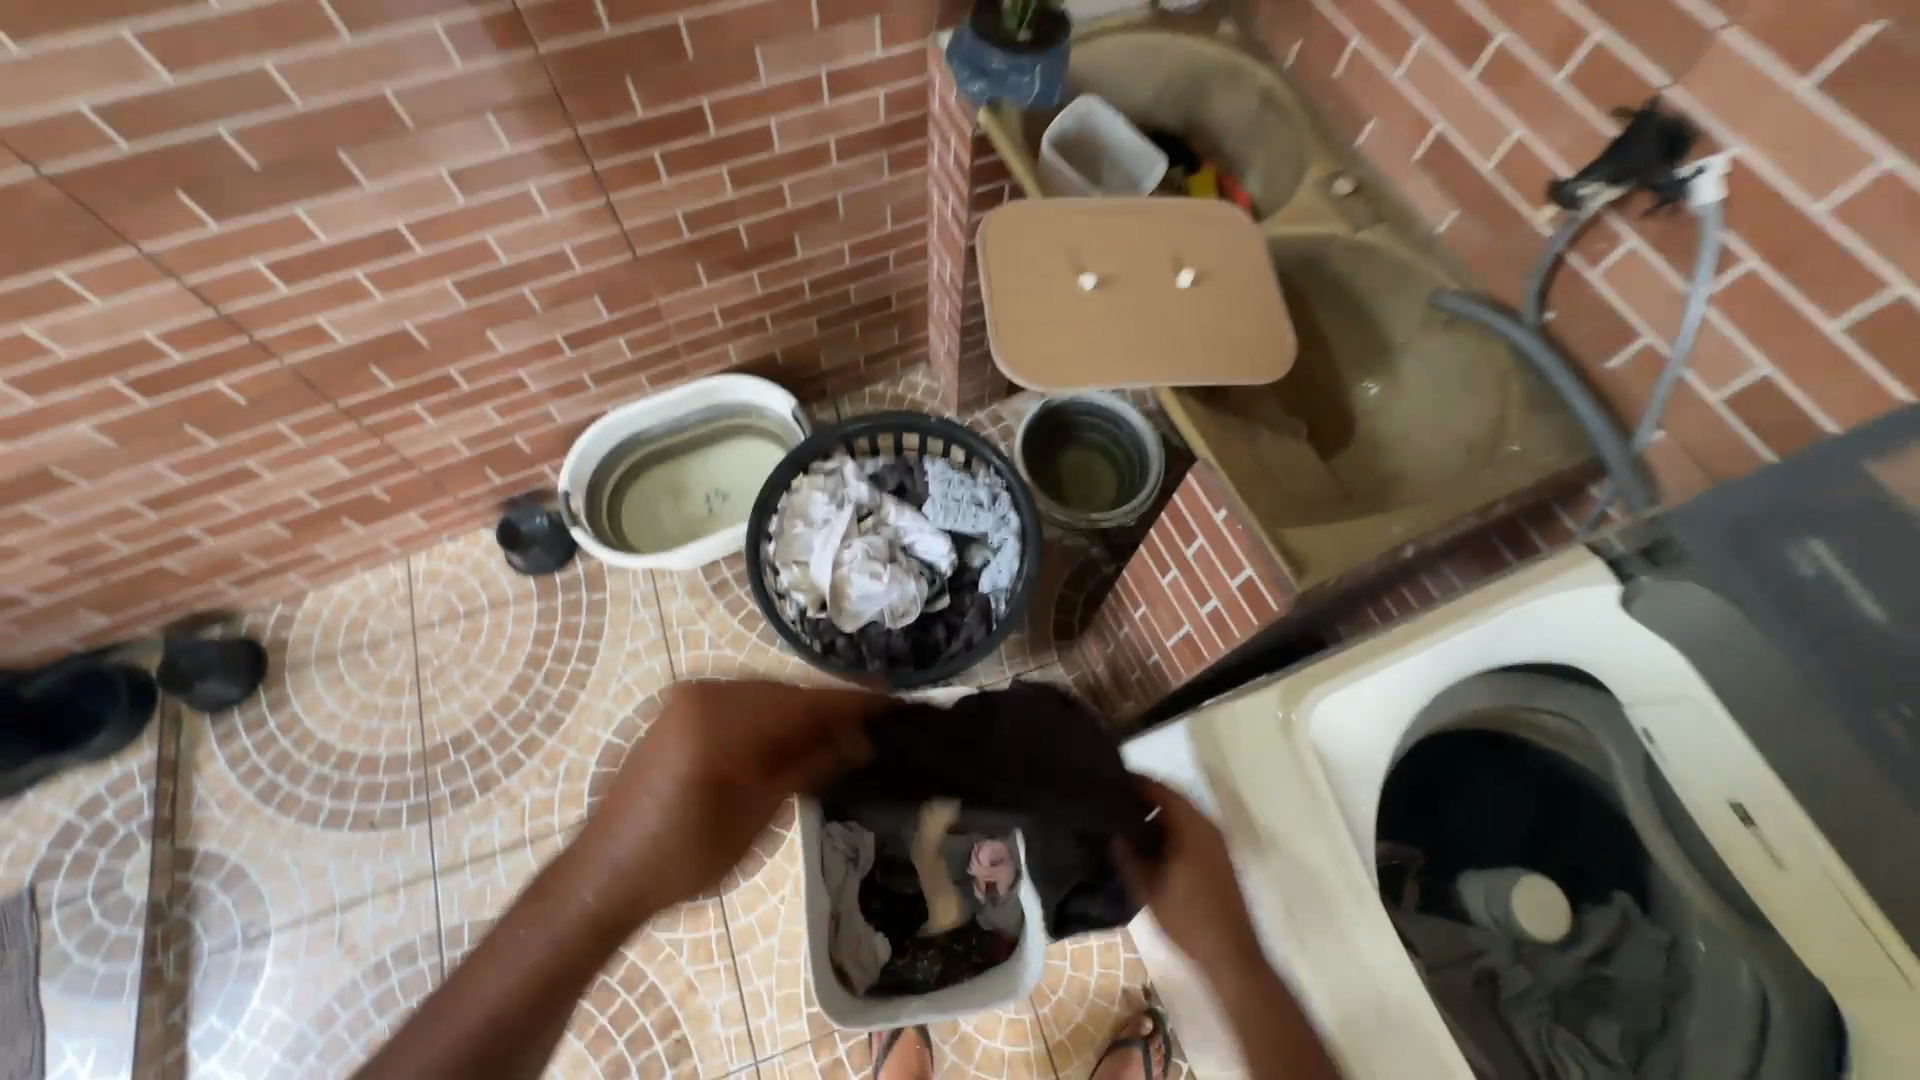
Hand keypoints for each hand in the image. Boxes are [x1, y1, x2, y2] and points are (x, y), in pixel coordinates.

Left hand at [567, 679, 881, 926]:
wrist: (606, 874)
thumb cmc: (684, 856)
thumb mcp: (757, 814)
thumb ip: (808, 765)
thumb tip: (859, 739)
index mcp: (721, 718)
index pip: (803, 702)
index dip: (852, 703)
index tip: (894, 702)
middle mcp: (705, 694)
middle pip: (785, 693)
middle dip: (829, 710)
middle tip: (874, 725)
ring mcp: (688, 700)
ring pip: (765, 697)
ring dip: (802, 715)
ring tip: (843, 735)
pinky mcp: (680, 713)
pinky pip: (742, 705)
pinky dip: (772, 720)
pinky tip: (795, 739)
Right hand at [1116, 776, 1263, 976]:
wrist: (1231, 955)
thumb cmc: (1188, 918)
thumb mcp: (1148, 886)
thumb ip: (1127, 853)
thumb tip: (1110, 830)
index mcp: (1192, 826)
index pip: (1160, 789)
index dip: (1135, 782)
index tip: (1108, 779)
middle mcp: (1207, 827)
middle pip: (1171, 799)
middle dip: (1142, 798)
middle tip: (1111, 800)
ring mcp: (1215, 843)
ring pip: (1180, 817)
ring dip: (1155, 815)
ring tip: (1122, 820)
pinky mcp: (1217, 859)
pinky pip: (1188, 831)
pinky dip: (1167, 830)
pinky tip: (1146, 845)